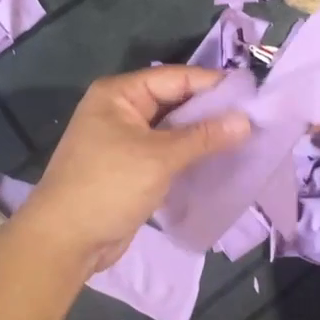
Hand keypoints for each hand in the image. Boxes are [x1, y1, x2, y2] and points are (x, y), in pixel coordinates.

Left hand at [20, 67, 248, 272]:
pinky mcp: (130, 168)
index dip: (212, 84)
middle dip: (210, 110)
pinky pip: (166, 152)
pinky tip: (219, 160)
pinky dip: (189, 155)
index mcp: (119, 94)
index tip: (252, 93)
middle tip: (254, 117)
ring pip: (172, 129)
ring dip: (202, 135)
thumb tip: (245, 121)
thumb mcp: (159, 157)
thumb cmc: (108, 186)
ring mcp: (124, 140)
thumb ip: (203, 137)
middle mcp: (120, 110)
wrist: (65, 241)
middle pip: (174, 101)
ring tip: (245, 137)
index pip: (175, 77)